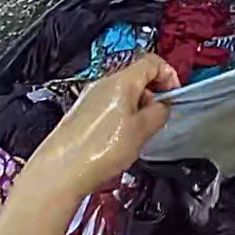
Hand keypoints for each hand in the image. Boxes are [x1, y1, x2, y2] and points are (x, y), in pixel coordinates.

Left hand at [19, 54, 178, 199]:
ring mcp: (90, 97)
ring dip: (138, 108)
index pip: (152, 62)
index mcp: (122, 81)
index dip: (169, 76)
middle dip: (154, 95)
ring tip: (138, 135)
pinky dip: (122, 116)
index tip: (174, 97)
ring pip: (124, 93)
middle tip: (158, 120)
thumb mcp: (142, 131)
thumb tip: (162, 106)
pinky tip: (118, 141)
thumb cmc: (102, 149)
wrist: (59, 172)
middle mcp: (104, 83)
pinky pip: (109, 106)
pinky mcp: (81, 113)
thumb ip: (159, 113)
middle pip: (137, 77)